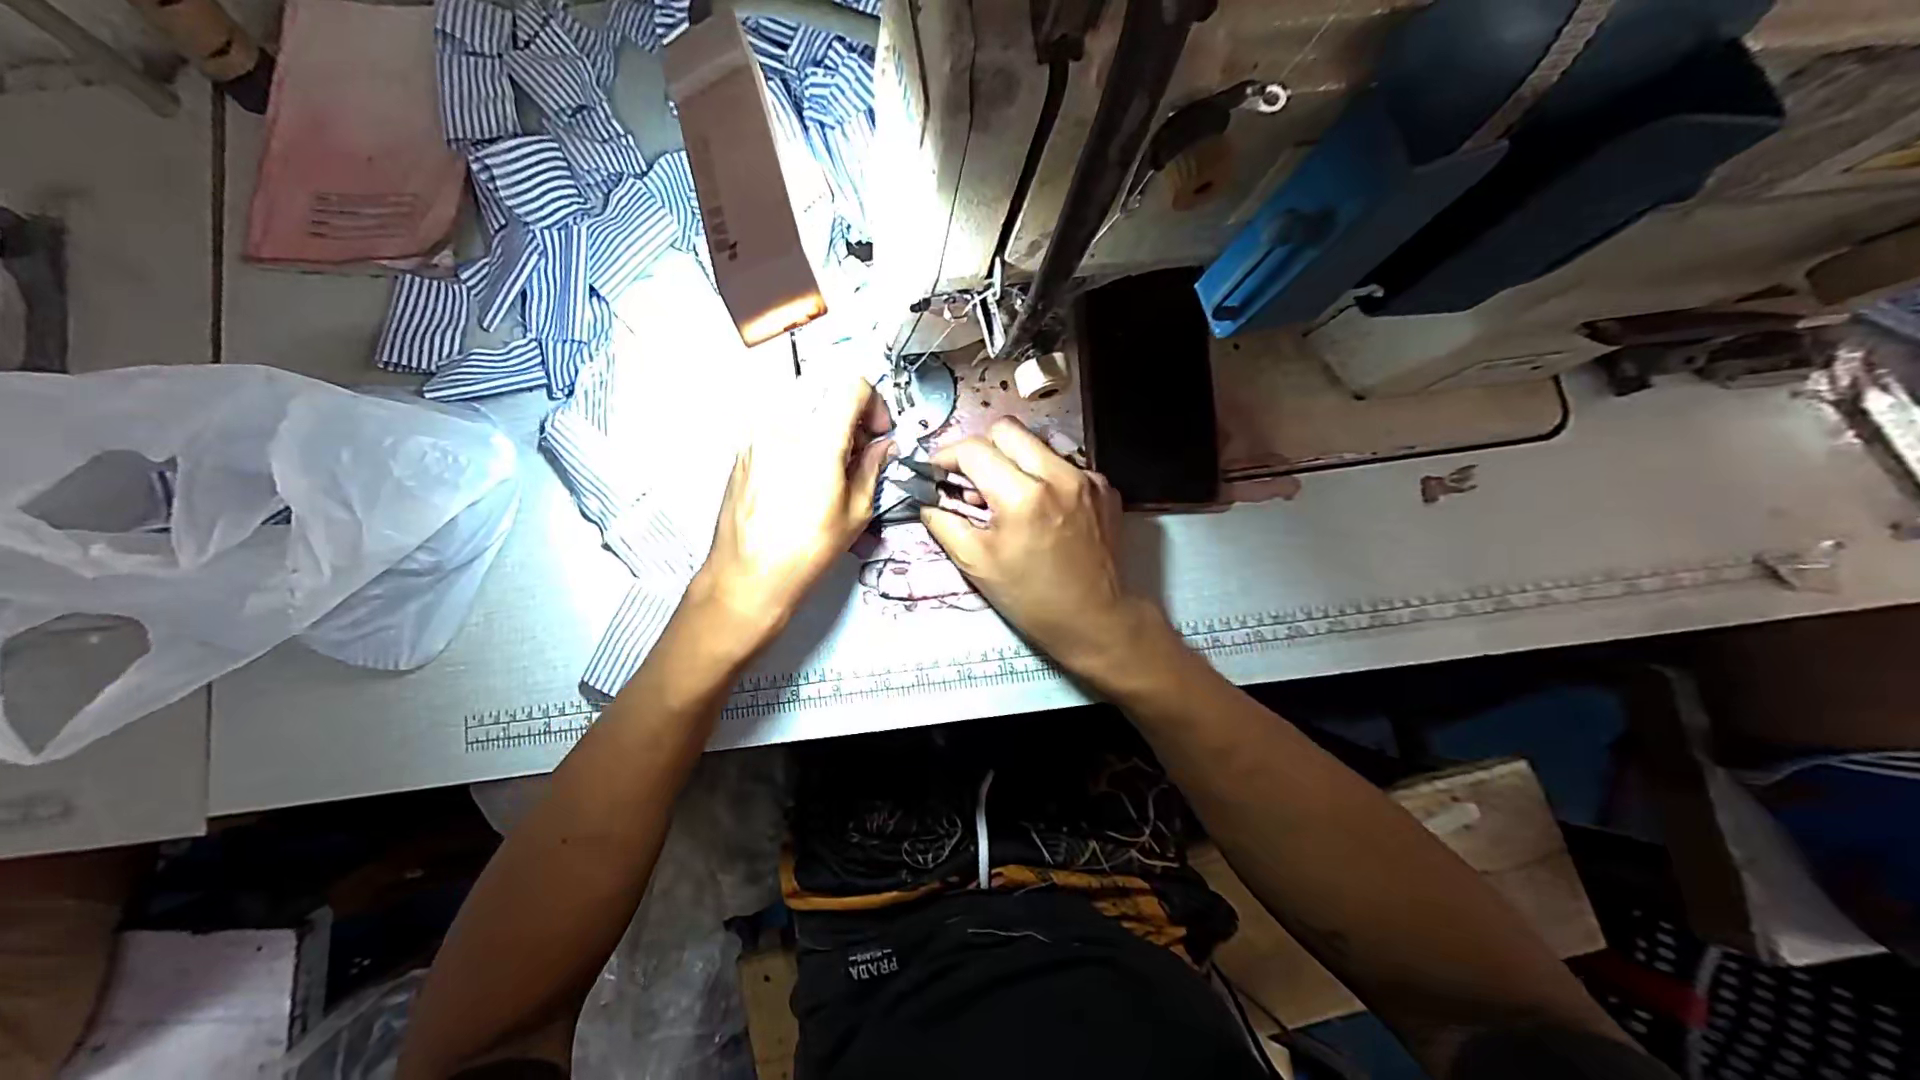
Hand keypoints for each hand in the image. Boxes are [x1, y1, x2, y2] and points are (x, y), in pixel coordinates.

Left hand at [695, 374, 892, 645]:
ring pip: (800, 400)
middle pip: (825, 386)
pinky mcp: (744, 448)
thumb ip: (872, 467)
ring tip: (832, 458)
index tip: (878, 430)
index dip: (874, 403)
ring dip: (824, 417)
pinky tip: (806, 468)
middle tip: (859, 444)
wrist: (749, 575)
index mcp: (817, 437)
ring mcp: (757, 434)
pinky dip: (799, 430)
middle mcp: (783, 425)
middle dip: (849, 408)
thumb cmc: (803, 552)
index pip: (852, 386)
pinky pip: (778, 420)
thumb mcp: (856, 511)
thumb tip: (882, 447)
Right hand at [919, 418, 1168, 680]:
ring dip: (1014, 462)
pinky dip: (1044, 478)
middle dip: (982, 450)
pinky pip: (1063, 465)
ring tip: (1008, 498)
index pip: (974, 449)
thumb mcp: (975, 563)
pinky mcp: (1104, 487)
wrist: (1093, 619)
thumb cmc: (1030, 598)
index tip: (939, 473)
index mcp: (1022, 497)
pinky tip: (1042, 510)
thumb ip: (943, 522)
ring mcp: (1087, 479)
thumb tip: (926, 496)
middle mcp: (1058, 476)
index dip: (947, 457)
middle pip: (1006, 430)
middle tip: (974, 482)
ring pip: (1037, 444)